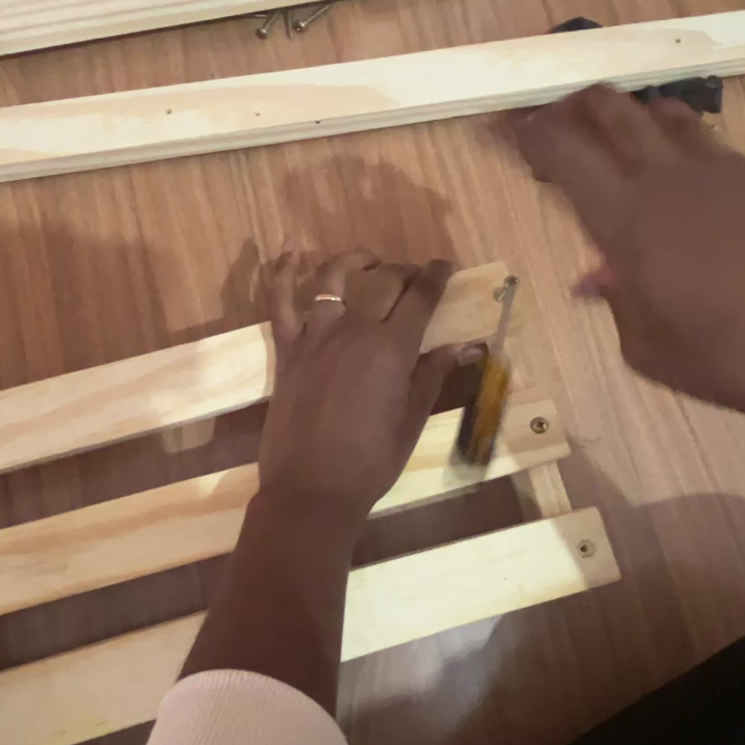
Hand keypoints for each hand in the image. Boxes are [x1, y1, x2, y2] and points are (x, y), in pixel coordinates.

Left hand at [258, 250, 464, 515]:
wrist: (312, 489)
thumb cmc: (371, 462)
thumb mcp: (411, 420)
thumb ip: (433, 375)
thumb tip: (464, 346)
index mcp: (392, 349)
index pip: (421, 297)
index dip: (437, 276)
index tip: (446, 266)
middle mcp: (355, 331)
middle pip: (384, 282)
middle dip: (405, 271)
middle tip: (414, 277)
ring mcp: (316, 336)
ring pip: (333, 278)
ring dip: (354, 262)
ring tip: (367, 261)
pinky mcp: (287, 349)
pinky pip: (280, 302)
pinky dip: (284, 274)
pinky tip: (290, 255)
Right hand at [511, 85, 744, 448]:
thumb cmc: (730, 359)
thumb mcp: (647, 347)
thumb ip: (617, 301)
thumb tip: (597, 278)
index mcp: (627, 216)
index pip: (561, 152)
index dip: (524, 132)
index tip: (498, 125)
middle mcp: (670, 176)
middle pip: (610, 109)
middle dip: (570, 106)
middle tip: (548, 122)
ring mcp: (724, 170)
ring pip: (662, 114)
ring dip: (627, 117)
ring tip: (612, 140)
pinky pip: (705, 143)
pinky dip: (675, 145)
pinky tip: (680, 184)